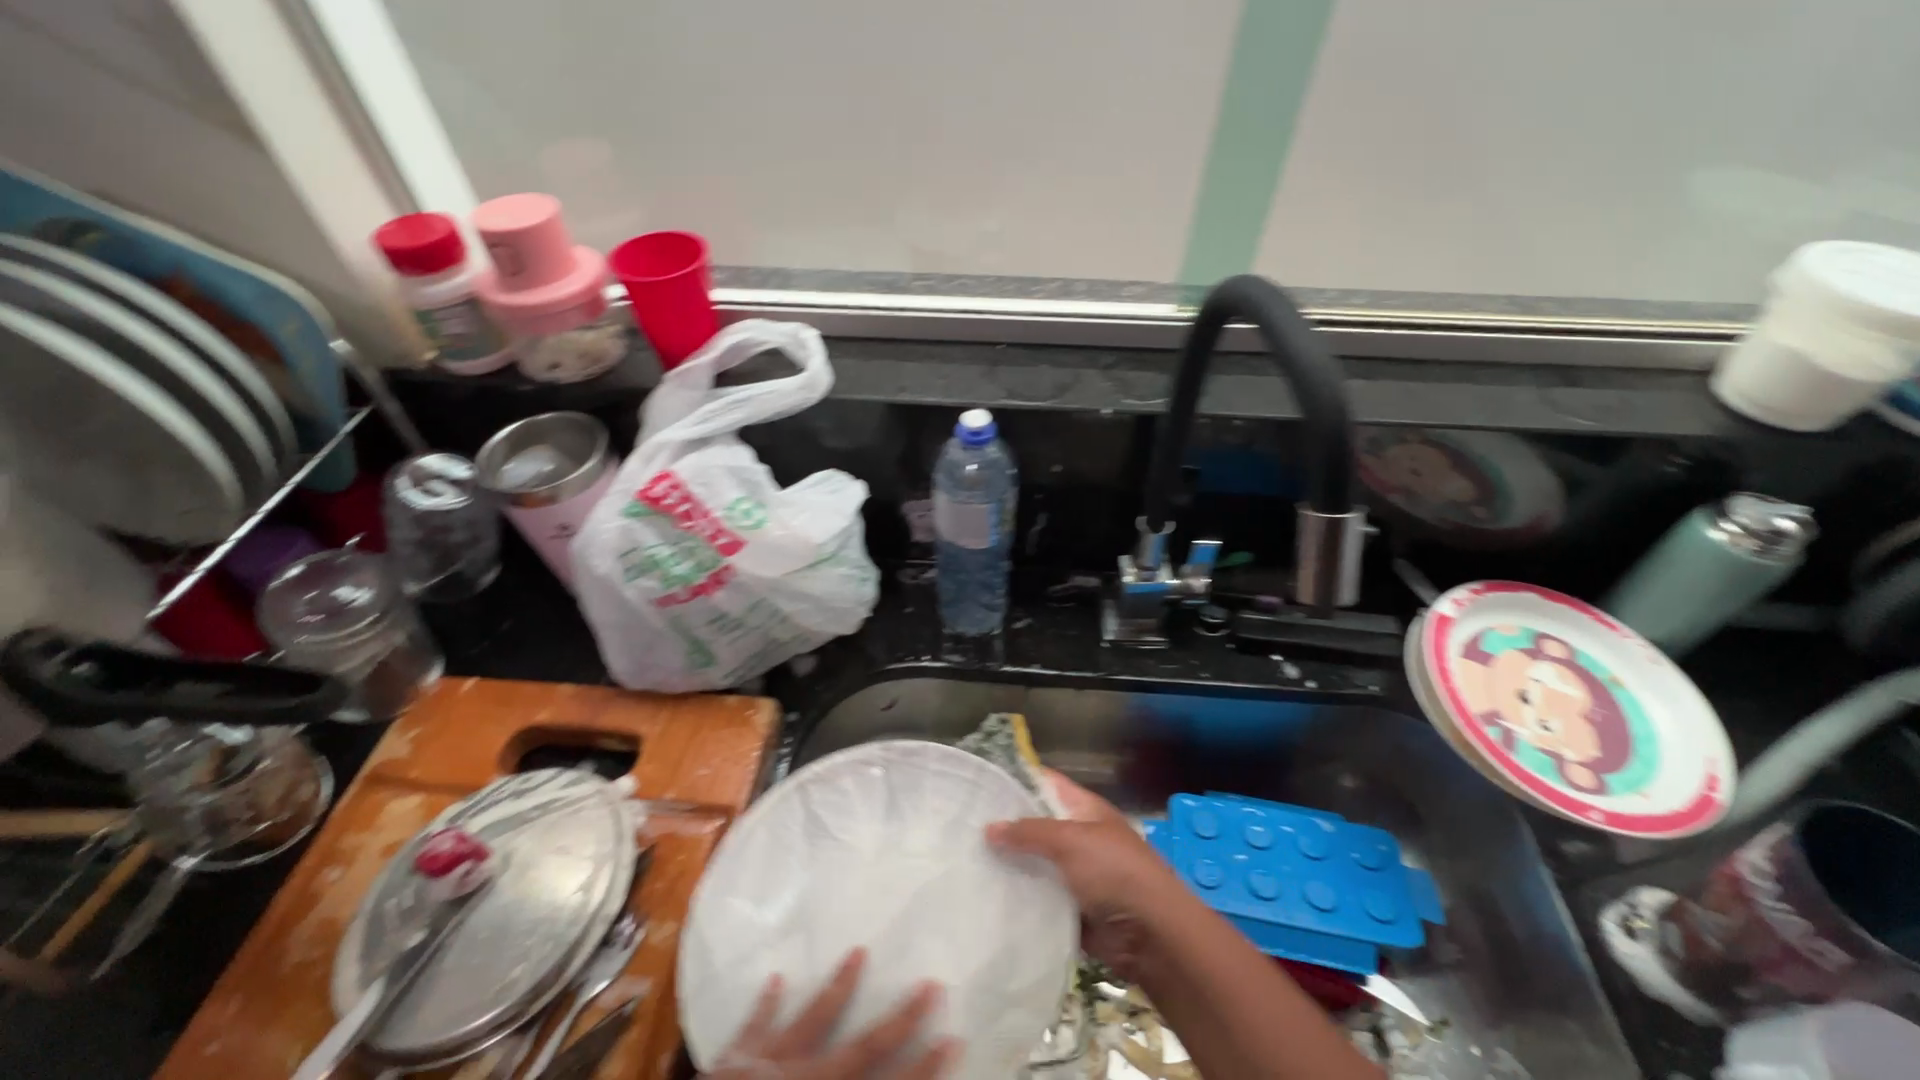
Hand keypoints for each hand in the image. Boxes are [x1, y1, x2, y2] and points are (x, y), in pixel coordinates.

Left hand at [704, 949, 955, 1079]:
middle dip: (899, 1020)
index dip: (924, 1066)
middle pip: (861, 1048)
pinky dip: (765, 1004)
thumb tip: (882, 1073)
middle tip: (930, 983)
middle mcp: (801, 1076)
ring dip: (836, 988)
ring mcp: (763, 1065)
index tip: (955, 1039)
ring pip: (809, 1020)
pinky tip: (777, 979)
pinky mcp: (730, 1062)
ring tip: (857, 952)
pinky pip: (752, 1027)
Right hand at [985, 770, 1189, 979]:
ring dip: (1008, 868)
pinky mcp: (1069, 909)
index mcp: (1085, 811)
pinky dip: (1018, 901)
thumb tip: (989, 828)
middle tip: (961, 828)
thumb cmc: (1114, 871)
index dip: (1016, 780)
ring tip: (964, 863)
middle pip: (1036, 827)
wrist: (1150, 932)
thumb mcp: (1071, 840)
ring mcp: (1074, 875)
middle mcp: (1079, 838)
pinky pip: (1038, 901)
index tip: (979, 784)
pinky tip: (984, 899)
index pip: (1046, 785)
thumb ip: (1029, 832)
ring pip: (1034, 866)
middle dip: (1004, 829)